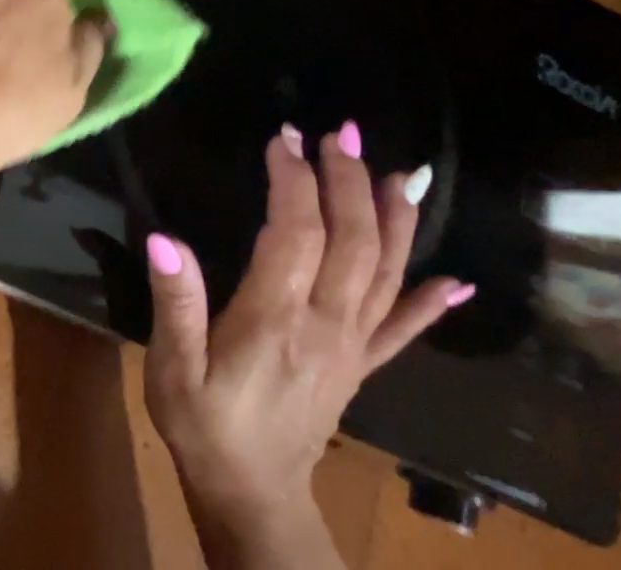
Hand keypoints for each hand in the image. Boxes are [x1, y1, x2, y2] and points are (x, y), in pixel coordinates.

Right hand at [143, 123, 473, 562]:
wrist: (251, 488)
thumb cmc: (201, 420)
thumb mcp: (172, 364)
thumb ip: (175, 302)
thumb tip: (165, 240)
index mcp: (275, 318)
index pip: (294, 235)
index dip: (293, 182)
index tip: (284, 139)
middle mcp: (326, 324)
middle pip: (351, 243)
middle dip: (347, 182)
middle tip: (341, 133)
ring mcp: (351, 346)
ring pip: (386, 273)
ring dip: (393, 220)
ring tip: (399, 173)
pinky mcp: (360, 365)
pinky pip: (403, 328)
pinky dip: (432, 301)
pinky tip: (454, 281)